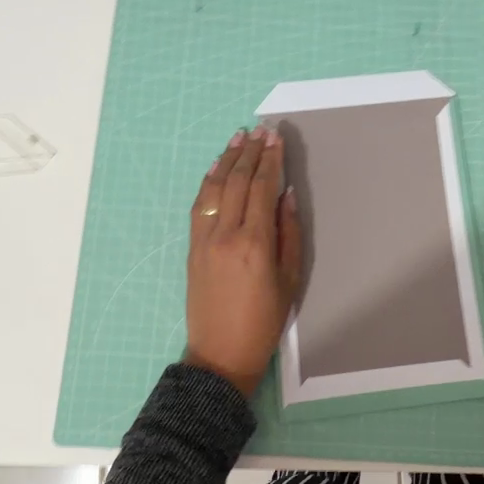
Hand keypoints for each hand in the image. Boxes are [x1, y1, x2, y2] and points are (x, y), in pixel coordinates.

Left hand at [183, 126, 302, 397]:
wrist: (220, 354)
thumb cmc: (264, 321)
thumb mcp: (290, 280)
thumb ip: (289, 232)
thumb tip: (286, 194)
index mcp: (255, 243)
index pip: (261, 188)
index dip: (270, 160)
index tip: (276, 138)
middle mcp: (226, 234)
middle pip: (238, 182)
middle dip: (251, 153)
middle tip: (260, 130)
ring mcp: (205, 239)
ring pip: (216, 188)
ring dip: (228, 159)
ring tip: (239, 137)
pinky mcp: (192, 247)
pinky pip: (200, 205)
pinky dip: (208, 181)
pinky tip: (217, 166)